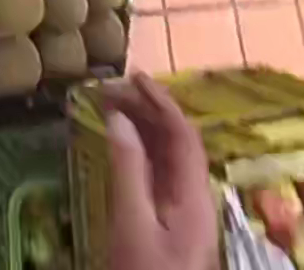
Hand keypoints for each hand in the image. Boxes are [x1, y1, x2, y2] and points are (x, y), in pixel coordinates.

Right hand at [104, 73, 216, 269]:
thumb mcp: (131, 224)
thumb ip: (127, 168)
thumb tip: (119, 117)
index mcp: (193, 201)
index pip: (185, 137)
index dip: (162, 102)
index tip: (133, 77)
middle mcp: (194, 203)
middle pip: (178, 144)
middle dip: (147, 110)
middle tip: (110, 90)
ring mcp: (182, 216)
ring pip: (168, 158)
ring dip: (142, 127)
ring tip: (110, 107)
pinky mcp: (168, 226)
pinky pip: (158, 174)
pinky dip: (138, 150)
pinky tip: (118, 143)